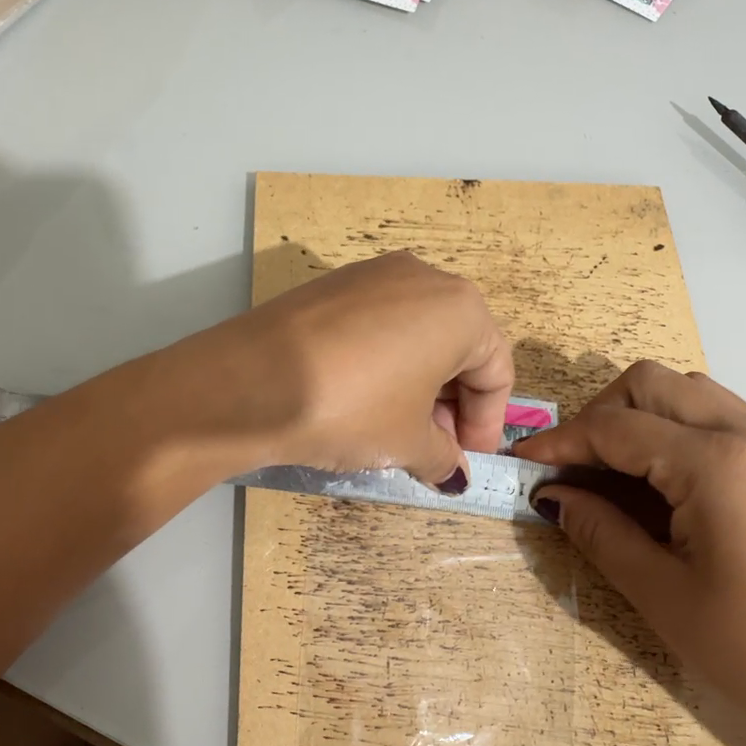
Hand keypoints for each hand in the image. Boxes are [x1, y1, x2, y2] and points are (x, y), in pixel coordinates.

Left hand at [163, 250, 512, 490]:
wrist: (251, 380)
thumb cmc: (351, 408)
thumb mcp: (407, 443)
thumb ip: (443, 457)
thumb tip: (452, 471)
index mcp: (460, 308)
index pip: (495, 371)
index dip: (485, 424)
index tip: (466, 460)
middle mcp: (422, 277)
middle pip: (455, 346)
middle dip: (449, 402)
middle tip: (431, 448)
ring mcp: (372, 275)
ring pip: (414, 332)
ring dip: (416, 381)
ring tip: (393, 428)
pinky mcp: (331, 284)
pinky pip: (376, 324)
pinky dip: (381, 359)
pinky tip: (358, 397)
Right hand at [514, 361, 745, 745]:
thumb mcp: (663, 596)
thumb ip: (598, 530)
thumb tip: (550, 494)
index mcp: (715, 463)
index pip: (614, 428)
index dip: (558, 443)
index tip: (519, 464)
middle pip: (650, 383)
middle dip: (598, 414)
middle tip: (573, 467)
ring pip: (687, 391)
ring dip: (638, 413)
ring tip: (613, 469)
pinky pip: (717, 415)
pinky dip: (674, 426)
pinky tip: (662, 481)